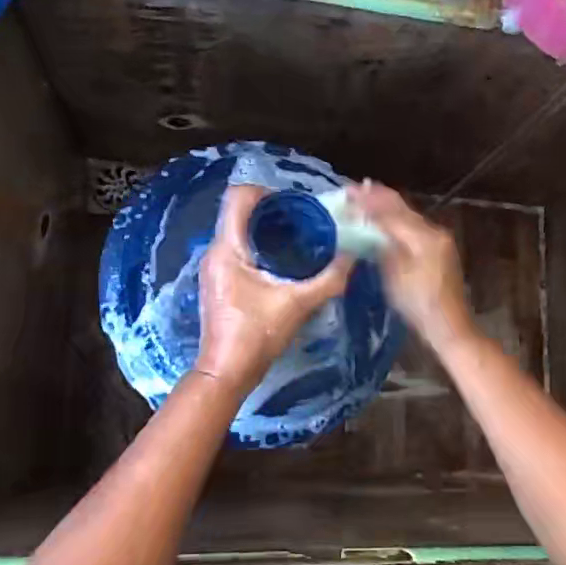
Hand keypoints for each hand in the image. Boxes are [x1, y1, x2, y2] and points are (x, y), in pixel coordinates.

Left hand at [194, 185, 354, 393]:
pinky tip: (281, 265)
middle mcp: (214, 252)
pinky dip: (258, 250)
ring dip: (265, 232)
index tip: (293, 205)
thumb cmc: (256, 335)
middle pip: (240, 214)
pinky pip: (237, 252)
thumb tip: (353, 258)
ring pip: (238, 233)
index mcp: (227, 248)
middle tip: (303, 222)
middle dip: (271, 212)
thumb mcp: (298, 305)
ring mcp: (212, 269)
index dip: (266, 191)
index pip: (238, 196)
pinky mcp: (217, 283)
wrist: (226, 372)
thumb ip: (328, 280)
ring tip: (296, 241)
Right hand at [350, 181, 476, 350]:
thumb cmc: (418, 304)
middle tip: (356, 187)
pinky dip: (398, 220)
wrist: (449, 326)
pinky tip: (387, 220)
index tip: (348, 191)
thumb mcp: (394, 276)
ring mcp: (439, 241)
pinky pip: (415, 227)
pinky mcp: (439, 251)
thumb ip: (383, 246)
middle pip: (403, 209)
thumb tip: (370, 227)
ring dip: (388, 207)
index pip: (391, 212)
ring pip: (409, 216)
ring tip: (368, 196)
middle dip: (379, 197)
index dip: (368, 201)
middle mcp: (434, 232)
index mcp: (423, 236)